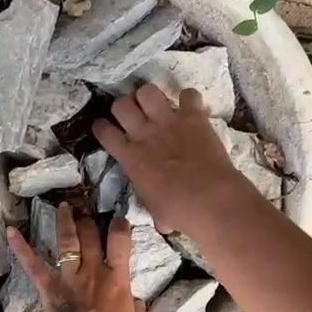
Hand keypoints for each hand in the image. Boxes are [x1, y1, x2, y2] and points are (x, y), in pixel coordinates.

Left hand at [8, 204, 145, 311]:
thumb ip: (136, 311)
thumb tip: (137, 304)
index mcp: (119, 280)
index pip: (121, 242)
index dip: (119, 226)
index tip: (118, 218)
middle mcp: (95, 272)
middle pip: (92, 236)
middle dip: (90, 221)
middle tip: (87, 213)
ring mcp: (70, 279)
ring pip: (68, 240)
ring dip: (66, 221)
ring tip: (64, 207)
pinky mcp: (49, 291)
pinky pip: (34, 265)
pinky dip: (21, 248)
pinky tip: (11, 231)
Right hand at [93, 83, 250, 235]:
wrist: (210, 200)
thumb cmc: (179, 211)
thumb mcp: (154, 210)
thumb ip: (152, 202)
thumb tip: (161, 221)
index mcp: (131, 158)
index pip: (105, 133)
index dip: (101, 127)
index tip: (103, 126)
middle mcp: (145, 135)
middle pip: (121, 105)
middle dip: (123, 106)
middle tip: (133, 114)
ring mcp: (169, 122)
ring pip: (147, 91)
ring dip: (149, 95)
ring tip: (155, 104)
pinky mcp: (194, 117)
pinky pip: (188, 94)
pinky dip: (189, 99)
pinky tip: (191, 108)